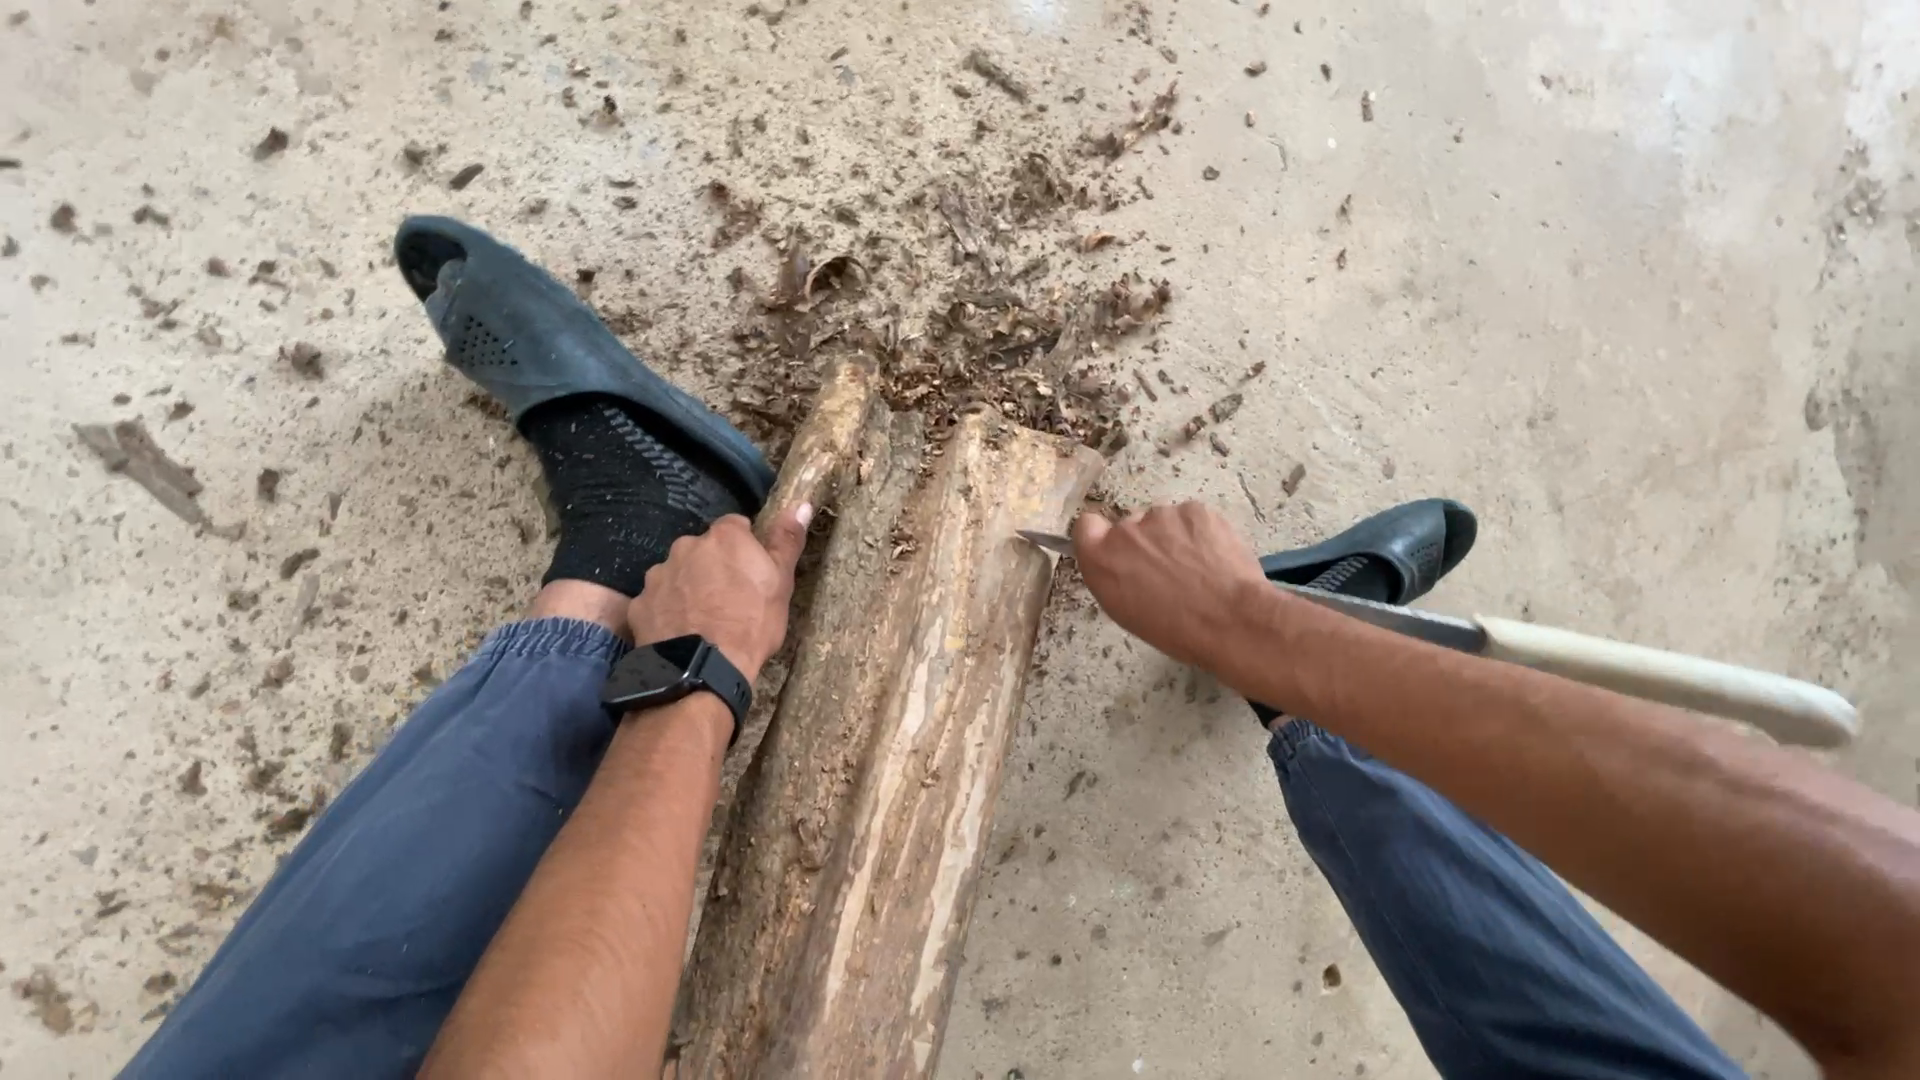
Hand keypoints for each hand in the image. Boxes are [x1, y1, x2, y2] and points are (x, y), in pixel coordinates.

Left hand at [627, 505, 811, 682]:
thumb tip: (801, 504)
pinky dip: (665, 610)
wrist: (705, 669)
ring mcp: (658, 575)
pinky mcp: (639, 605)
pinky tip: (678, 631)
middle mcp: (686, 547)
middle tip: (729, 597)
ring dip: (688, 586)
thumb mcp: (781, 582)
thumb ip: (787, 540)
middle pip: (702, 549)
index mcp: (724, 538)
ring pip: (677, 573)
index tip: (752, 570)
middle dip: (713, 565)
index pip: (735, 526)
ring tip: (702, 618)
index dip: (745, 546)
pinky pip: (655, 601)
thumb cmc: (752, 622)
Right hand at [1072, 503, 1268, 665]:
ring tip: (1197, 568)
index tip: (1119, 552)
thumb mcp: (1125, 612)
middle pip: (1130, 526)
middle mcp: (1125, 531)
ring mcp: (1161, 516)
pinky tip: (1213, 557)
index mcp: (1101, 559)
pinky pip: (1191, 518)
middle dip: (1145, 543)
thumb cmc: (1175, 629)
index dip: (1102, 537)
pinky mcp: (1195, 510)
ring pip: (1163, 521)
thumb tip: (1120, 564)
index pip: (1086, 527)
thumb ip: (1113, 577)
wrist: (1230, 619)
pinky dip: (1199, 533)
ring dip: (1174, 537)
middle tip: (1169, 571)